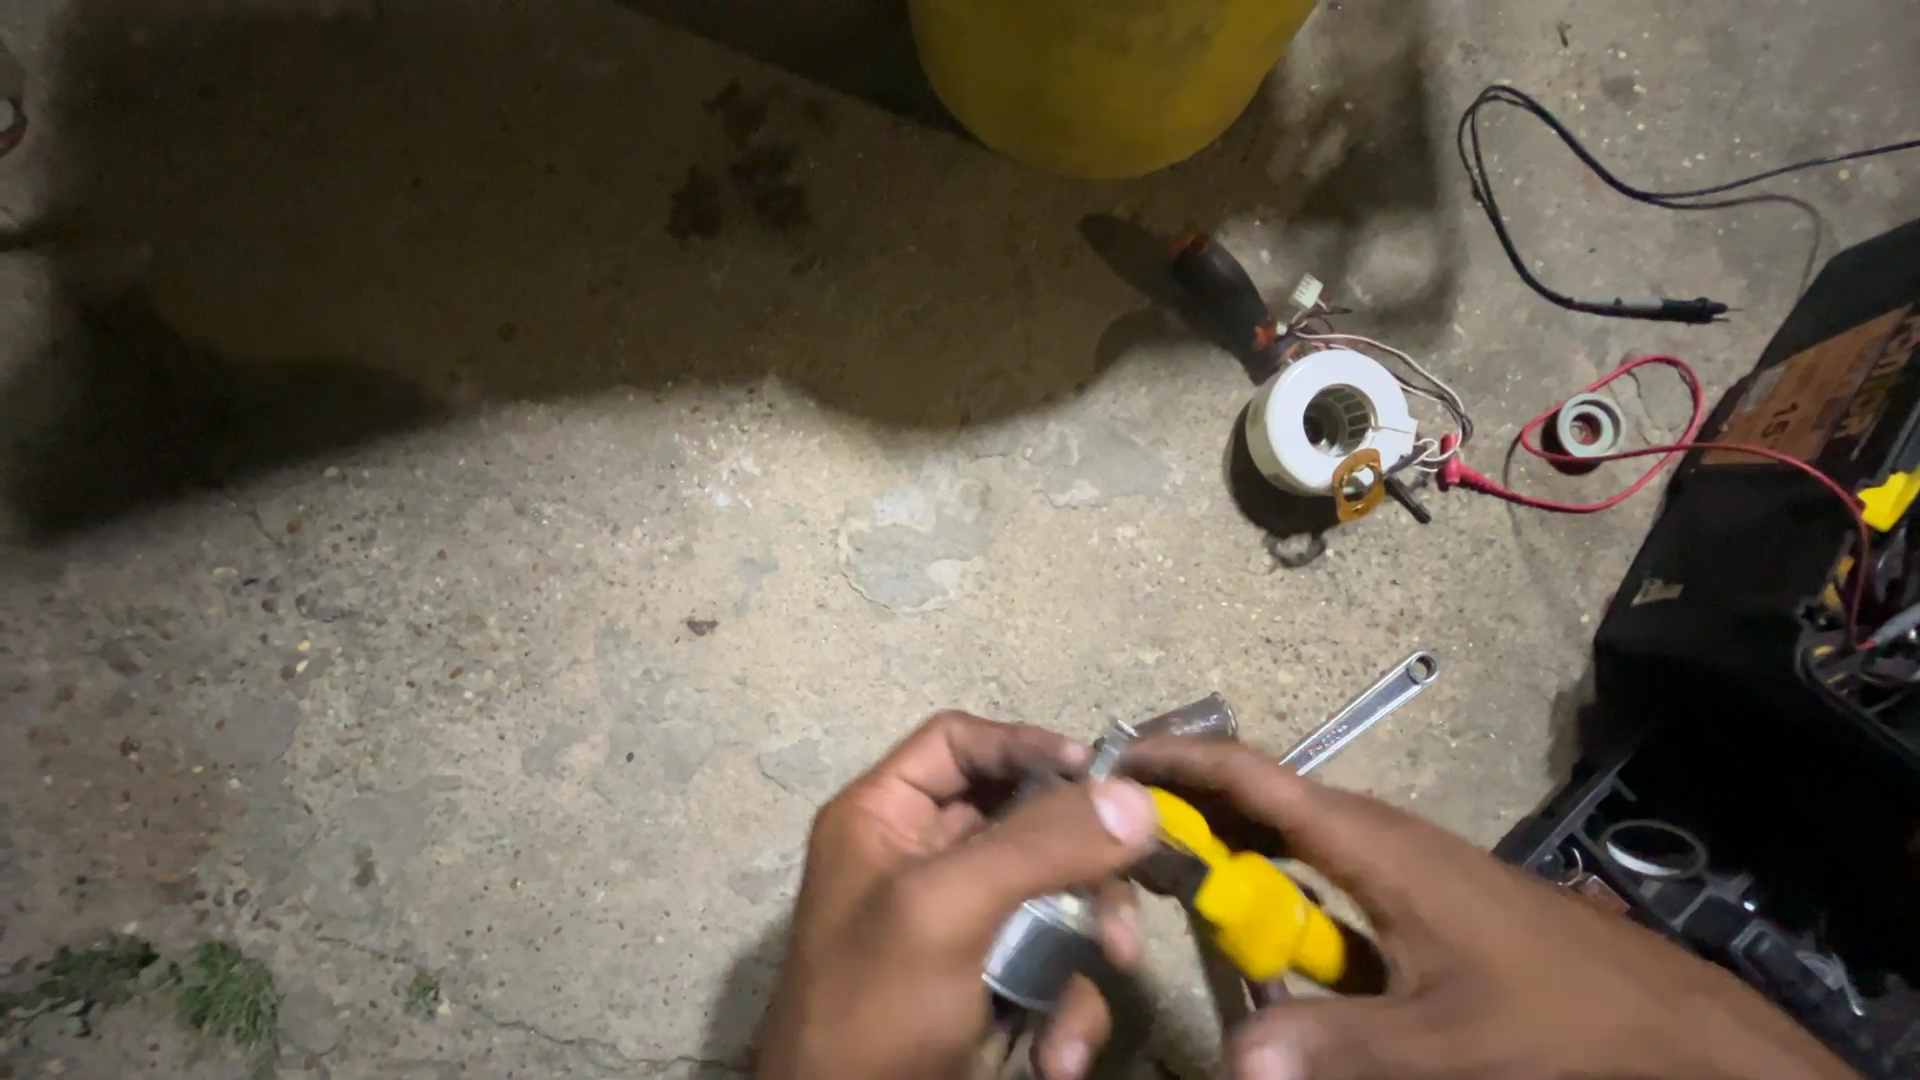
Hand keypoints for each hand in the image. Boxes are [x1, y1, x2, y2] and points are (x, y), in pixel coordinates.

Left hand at [756, 712, 1161, 1079]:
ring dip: (1086, 932)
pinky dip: (1065, 1002)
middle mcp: (921, 854)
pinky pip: (1046, 960)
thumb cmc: (873, 1009)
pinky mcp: (985, 980)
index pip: (958, 742)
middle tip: (1123, 886)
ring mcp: (956, 920)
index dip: (1024, 744)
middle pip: (1020, 814)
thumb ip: (1037, 845)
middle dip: (1077, 855)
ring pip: (1047, 888)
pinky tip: (1056, 1055)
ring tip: (1112, 969)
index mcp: (885, 814)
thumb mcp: (946, 911)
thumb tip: (1135, 797)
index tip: (1094, 772)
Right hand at [1125, 738, 1858, 1079]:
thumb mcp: (1446, 1044)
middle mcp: (1364, 827)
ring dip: (1223, 833)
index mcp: (1363, 840)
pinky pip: (1311, 860)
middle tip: (1123, 820)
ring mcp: (1386, 852)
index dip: (1181, 759)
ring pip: (1281, 824)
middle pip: (1255, 790)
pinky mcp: (1403, 881)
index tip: (1120, 759)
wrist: (1679, 1025)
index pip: (1251, 776)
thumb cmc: (1560, 1018)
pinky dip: (1266, 869)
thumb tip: (1230, 1063)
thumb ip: (1333, 1046)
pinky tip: (1252, 909)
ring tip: (1166, 858)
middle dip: (1187, 795)